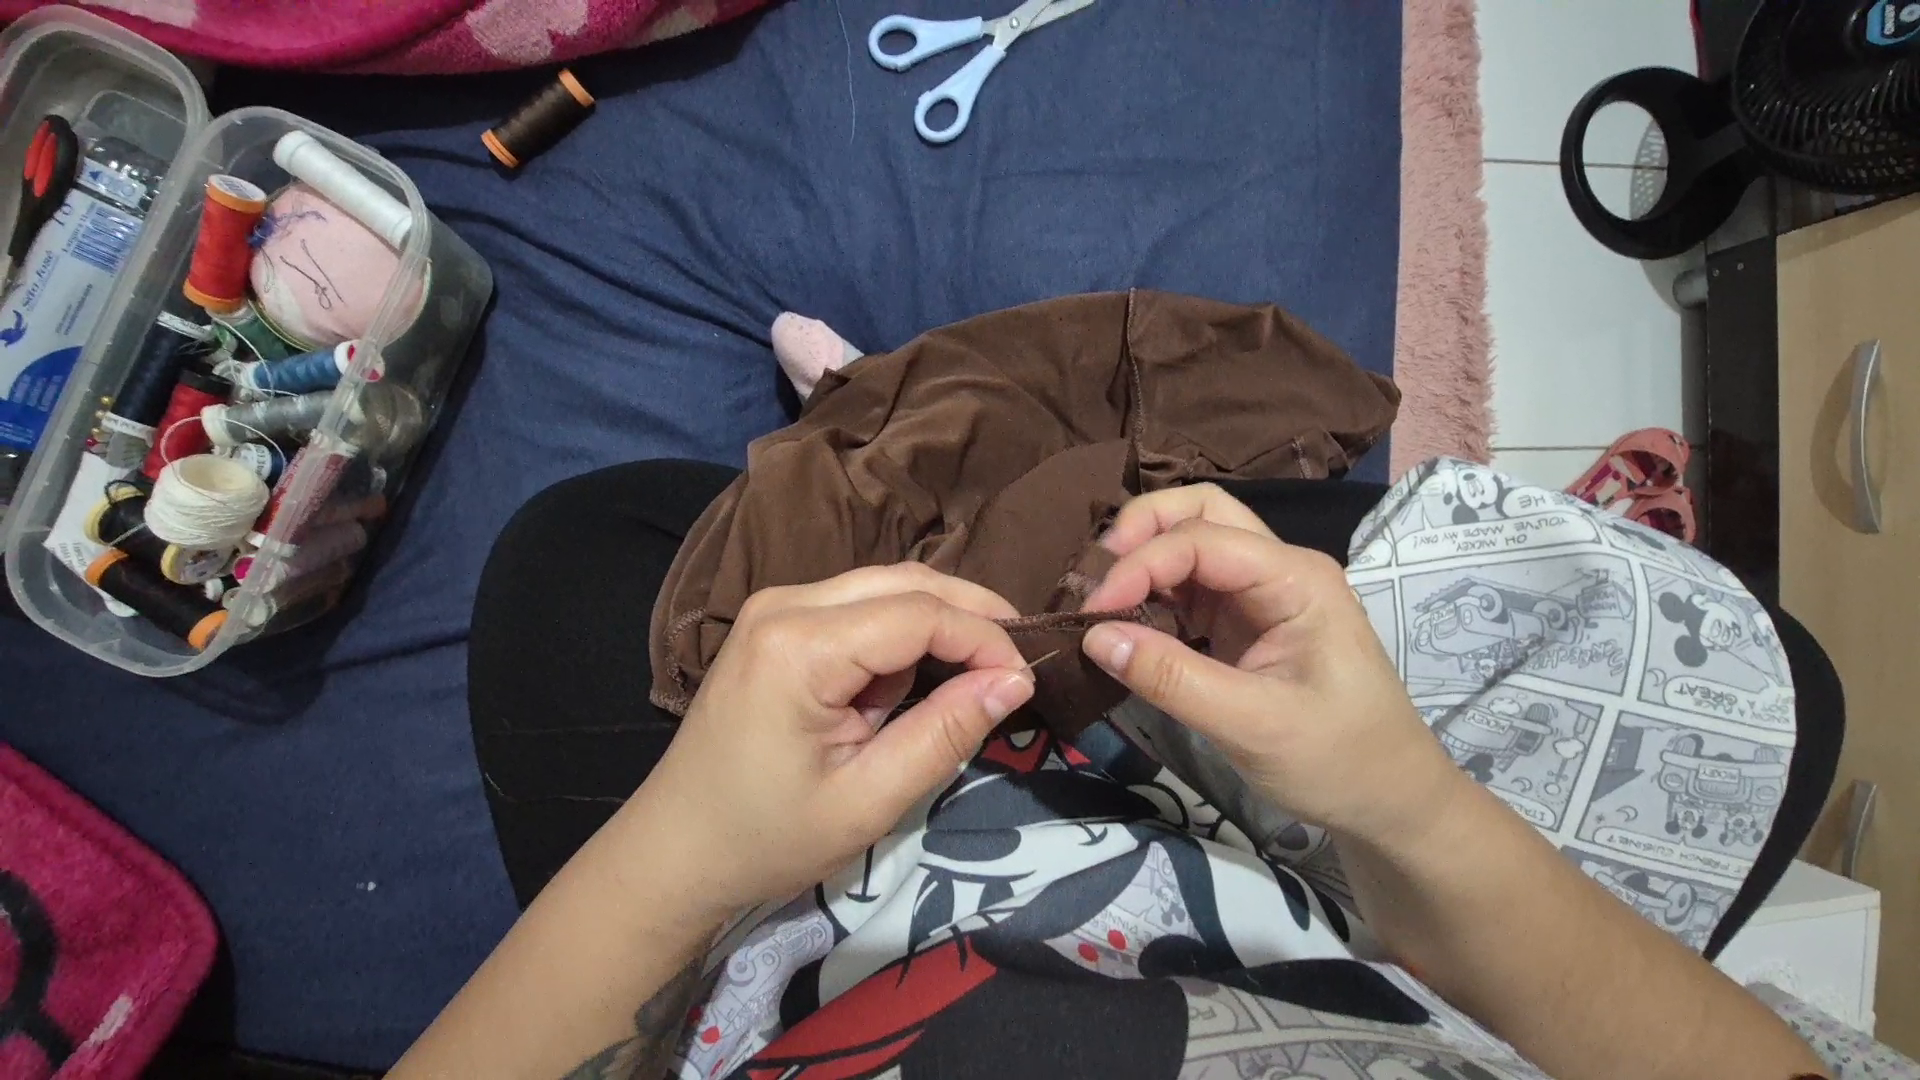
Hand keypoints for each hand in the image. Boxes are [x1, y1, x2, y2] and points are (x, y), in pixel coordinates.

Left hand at [625, 563, 1035, 915]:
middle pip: (905, 581)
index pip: (919, 613)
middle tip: (1017, 658)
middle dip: (970, 613)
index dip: (984, 638)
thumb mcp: (868, 801)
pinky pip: (858, 606)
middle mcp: (785, 603)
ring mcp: (775, 607)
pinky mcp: (776, 622)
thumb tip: (1014, 680)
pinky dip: (901, 634)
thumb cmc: (767, 839)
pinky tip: (915, 677)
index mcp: (799, 646)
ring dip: (937, 621)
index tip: (1027, 679)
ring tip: (976, 672)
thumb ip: (945, 733)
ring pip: (885, 586)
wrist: (673, 851)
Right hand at [1079, 484, 1466, 848]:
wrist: (1387, 801)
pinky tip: (1124, 624)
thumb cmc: (1338, 760)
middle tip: (1095, 577)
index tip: (1092, 614)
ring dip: (1140, 559)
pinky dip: (1148, 594)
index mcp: (1294, 578)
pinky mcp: (1239, 620)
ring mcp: (1257, 592)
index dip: (1139, 566)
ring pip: (1188, 541)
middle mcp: (1275, 569)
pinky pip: (1185, 587)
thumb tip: (1093, 637)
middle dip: (1140, 530)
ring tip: (1101, 601)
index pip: (1200, 540)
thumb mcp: (1253, 726)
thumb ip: (1172, 678)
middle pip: (1199, 511)